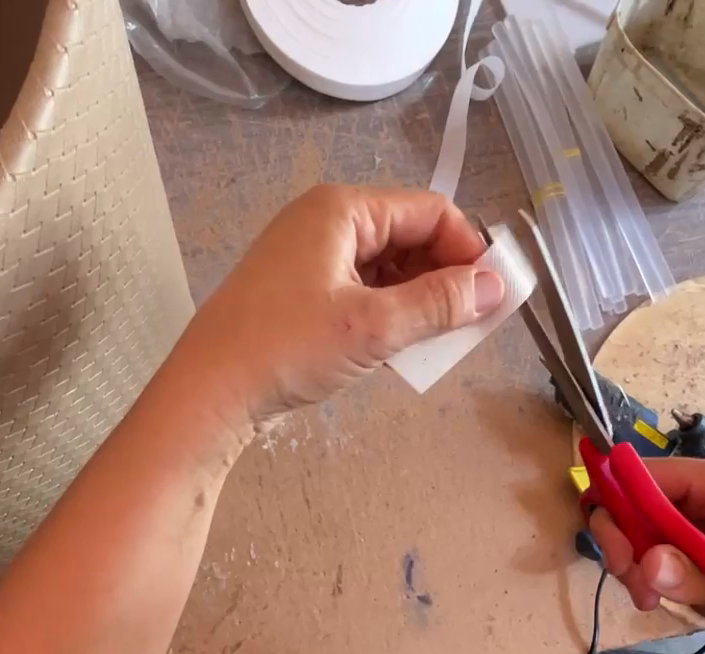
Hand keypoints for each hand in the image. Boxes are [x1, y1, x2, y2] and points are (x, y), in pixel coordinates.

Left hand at [166, 184, 505, 425]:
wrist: (209, 393)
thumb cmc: (286, 348)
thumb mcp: (372, 327)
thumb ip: (438, 304)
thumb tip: (495, 287)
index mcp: (342, 211)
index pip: (430, 211)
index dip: (469, 249)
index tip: (494, 295)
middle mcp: (326, 224)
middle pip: (408, 237)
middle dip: (444, 277)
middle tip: (470, 324)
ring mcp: (309, 260)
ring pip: (385, 270)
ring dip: (417, 302)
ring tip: (436, 342)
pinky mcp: (300, 295)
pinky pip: (360, 294)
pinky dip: (386, 316)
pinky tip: (398, 349)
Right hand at [587, 458, 704, 653]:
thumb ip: (704, 578)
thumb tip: (645, 563)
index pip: (645, 476)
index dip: (619, 509)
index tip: (618, 560)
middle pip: (633, 500)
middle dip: (623, 543)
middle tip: (636, 588)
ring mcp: (701, 514)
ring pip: (636, 526)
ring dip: (632, 564)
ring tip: (651, 600)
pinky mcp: (696, 540)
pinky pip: (651, 546)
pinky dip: (645, 573)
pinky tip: (662, 597)